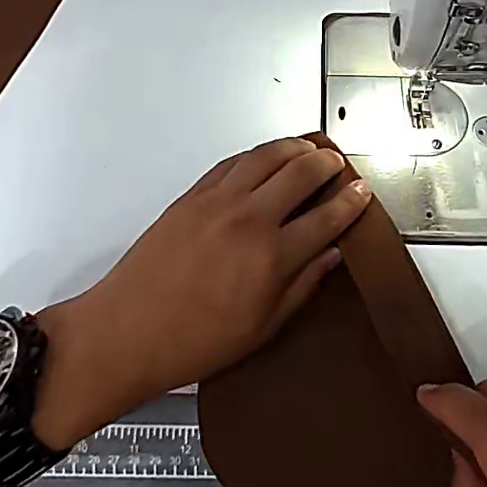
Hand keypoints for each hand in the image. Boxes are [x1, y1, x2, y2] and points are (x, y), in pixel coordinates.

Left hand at [30, 137, 369, 447]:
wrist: (126, 333)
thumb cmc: (190, 340)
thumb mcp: (263, 326)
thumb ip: (303, 285)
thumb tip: (329, 257)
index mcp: (272, 257)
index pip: (327, 215)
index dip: (351, 200)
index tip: (360, 193)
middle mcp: (248, 220)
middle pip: (302, 171)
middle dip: (328, 162)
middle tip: (337, 164)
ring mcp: (218, 202)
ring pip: (268, 155)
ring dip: (295, 146)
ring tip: (308, 148)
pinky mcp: (192, 195)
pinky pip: (233, 161)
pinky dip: (256, 153)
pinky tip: (264, 156)